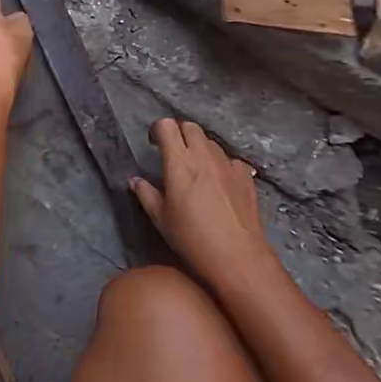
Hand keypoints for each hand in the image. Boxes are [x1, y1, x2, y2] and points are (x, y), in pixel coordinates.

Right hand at [131, 119, 276, 287]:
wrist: (237, 255)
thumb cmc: (192, 238)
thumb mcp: (160, 218)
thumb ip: (146, 194)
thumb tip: (135, 181)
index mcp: (179, 162)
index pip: (167, 126)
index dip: (158, 130)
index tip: (154, 144)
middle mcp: (204, 155)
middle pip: (190, 127)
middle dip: (179, 133)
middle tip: (174, 153)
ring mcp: (227, 163)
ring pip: (210, 142)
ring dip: (200, 148)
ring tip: (197, 168)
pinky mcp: (245, 175)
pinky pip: (230, 159)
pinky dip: (222, 164)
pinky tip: (220, 182)